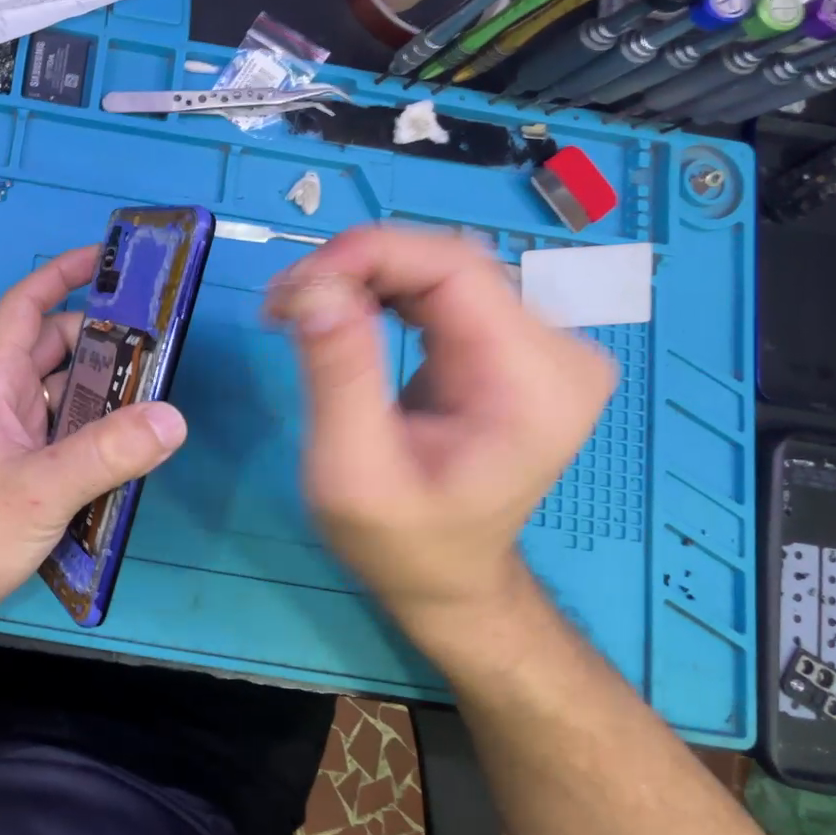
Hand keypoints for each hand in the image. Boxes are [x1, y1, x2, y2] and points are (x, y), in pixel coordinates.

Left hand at [0, 246, 188, 634]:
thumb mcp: (41, 490)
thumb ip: (107, 453)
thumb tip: (173, 417)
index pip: (24, 307)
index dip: (61, 274)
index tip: (109, 259)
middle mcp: (1, 396)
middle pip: (55, 345)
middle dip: (103, 337)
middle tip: (163, 341)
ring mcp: (12, 430)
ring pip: (65, 388)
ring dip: (106, 386)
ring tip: (160, 391)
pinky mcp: (23, 461)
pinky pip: (67, 426)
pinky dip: (98, 425)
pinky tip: (133, 441)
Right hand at [266, 225, 615, 636]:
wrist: (448, 579)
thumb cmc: (401, 542)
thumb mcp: (352, 473)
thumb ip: (338, 377)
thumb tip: (312, 288)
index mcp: (532, 381)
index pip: (454, 267)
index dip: (366, 255)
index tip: (289, 289)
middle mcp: (555, 348)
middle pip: (446, 260)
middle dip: (353, 267)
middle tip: (281, 304)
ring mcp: (538, 343)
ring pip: (438, 267)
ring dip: (359, 277)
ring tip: (297, 312)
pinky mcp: (510, 345)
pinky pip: (439, 289)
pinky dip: (377, 291)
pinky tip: (337, 316)